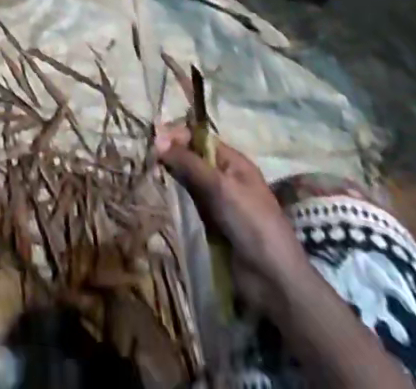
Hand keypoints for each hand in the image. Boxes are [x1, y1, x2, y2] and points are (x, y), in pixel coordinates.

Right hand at [155, 125, 311, 311]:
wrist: (272, 278)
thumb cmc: (251, 223)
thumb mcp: (220, 186)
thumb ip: (188, 162)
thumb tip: (157, 138)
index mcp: (234, 162)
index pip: (200, 139)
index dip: (176, 136)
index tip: (151, 142)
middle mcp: (226, 177)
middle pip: (192, 158)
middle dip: (170, 156)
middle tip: (143, 159)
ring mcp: (219, 201)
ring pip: (188, 181)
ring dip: (170, 177)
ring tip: (145, 175)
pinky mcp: (212, 223)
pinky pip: (189, 203)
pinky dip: (175, 198)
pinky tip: (158, 196)